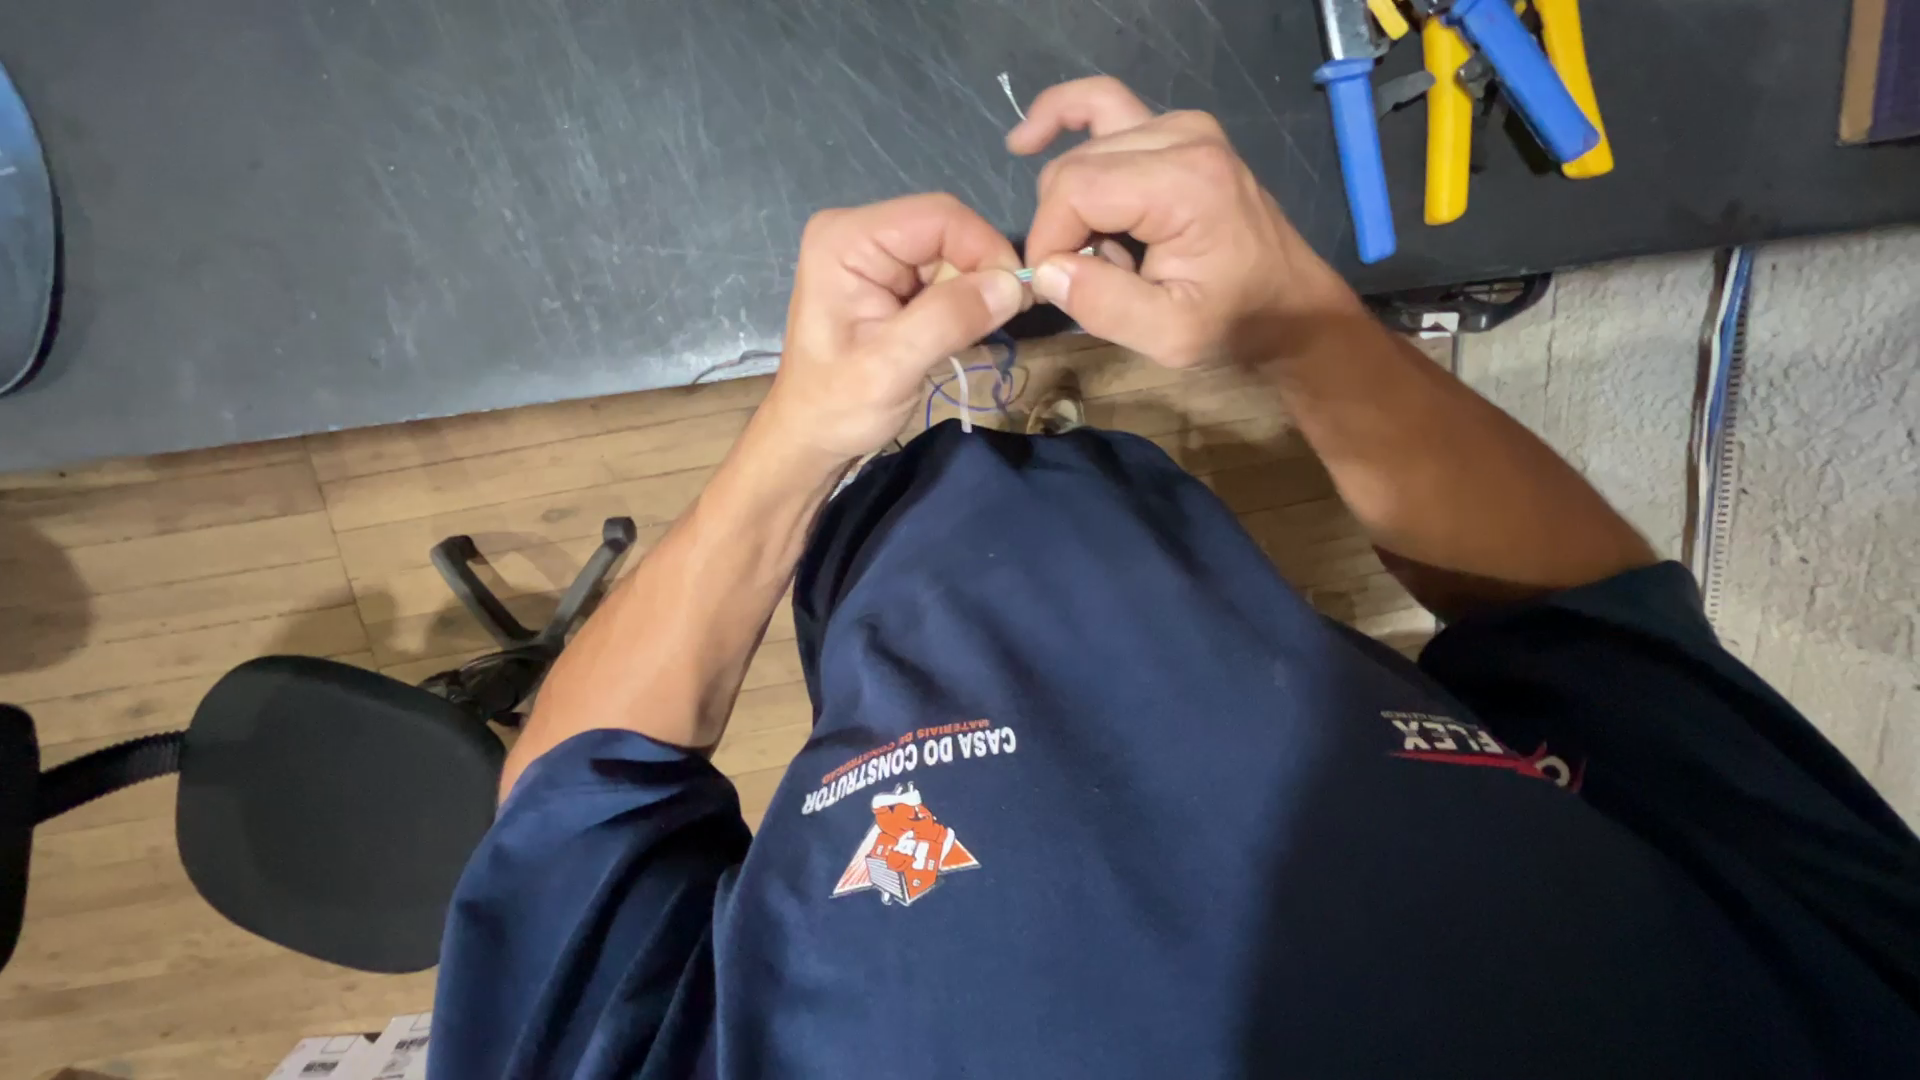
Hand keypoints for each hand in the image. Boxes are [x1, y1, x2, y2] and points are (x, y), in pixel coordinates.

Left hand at [762, 194, 1027, 463]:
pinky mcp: (888, 280)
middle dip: (977, 277)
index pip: (939, 217)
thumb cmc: (838, 409)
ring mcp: (874, 256)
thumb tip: (1012, 286)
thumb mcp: (891, 369)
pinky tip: (949, 337)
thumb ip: (947, 320)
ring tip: (959, 341)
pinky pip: (943, 277)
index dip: (986, 250)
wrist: (811, 437)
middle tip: (987, 329)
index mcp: (847, 240)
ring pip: (951, 256)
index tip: (1016, 299)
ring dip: (969, 296)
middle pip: (948, 233)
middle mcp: (859, 234)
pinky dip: (959, 306)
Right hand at [1009, 77, 1361, 368]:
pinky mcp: (1177, 133)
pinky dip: (1063, 121)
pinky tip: (1028, 139)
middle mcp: (1181, 136)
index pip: (1074, 190)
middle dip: (1061, 229)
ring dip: (1073, 206)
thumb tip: (1043, 272)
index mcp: (1183, 183)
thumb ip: (1103, 305)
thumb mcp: (1169, 336)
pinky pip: (1104, 110)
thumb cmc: (1234, 324)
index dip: (1049, 241)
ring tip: (1100, 252)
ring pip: (1081, 150)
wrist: (1289, 307)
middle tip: (1090, 281)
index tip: (1053, 290)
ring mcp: (1181, 127)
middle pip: (1073, 168)